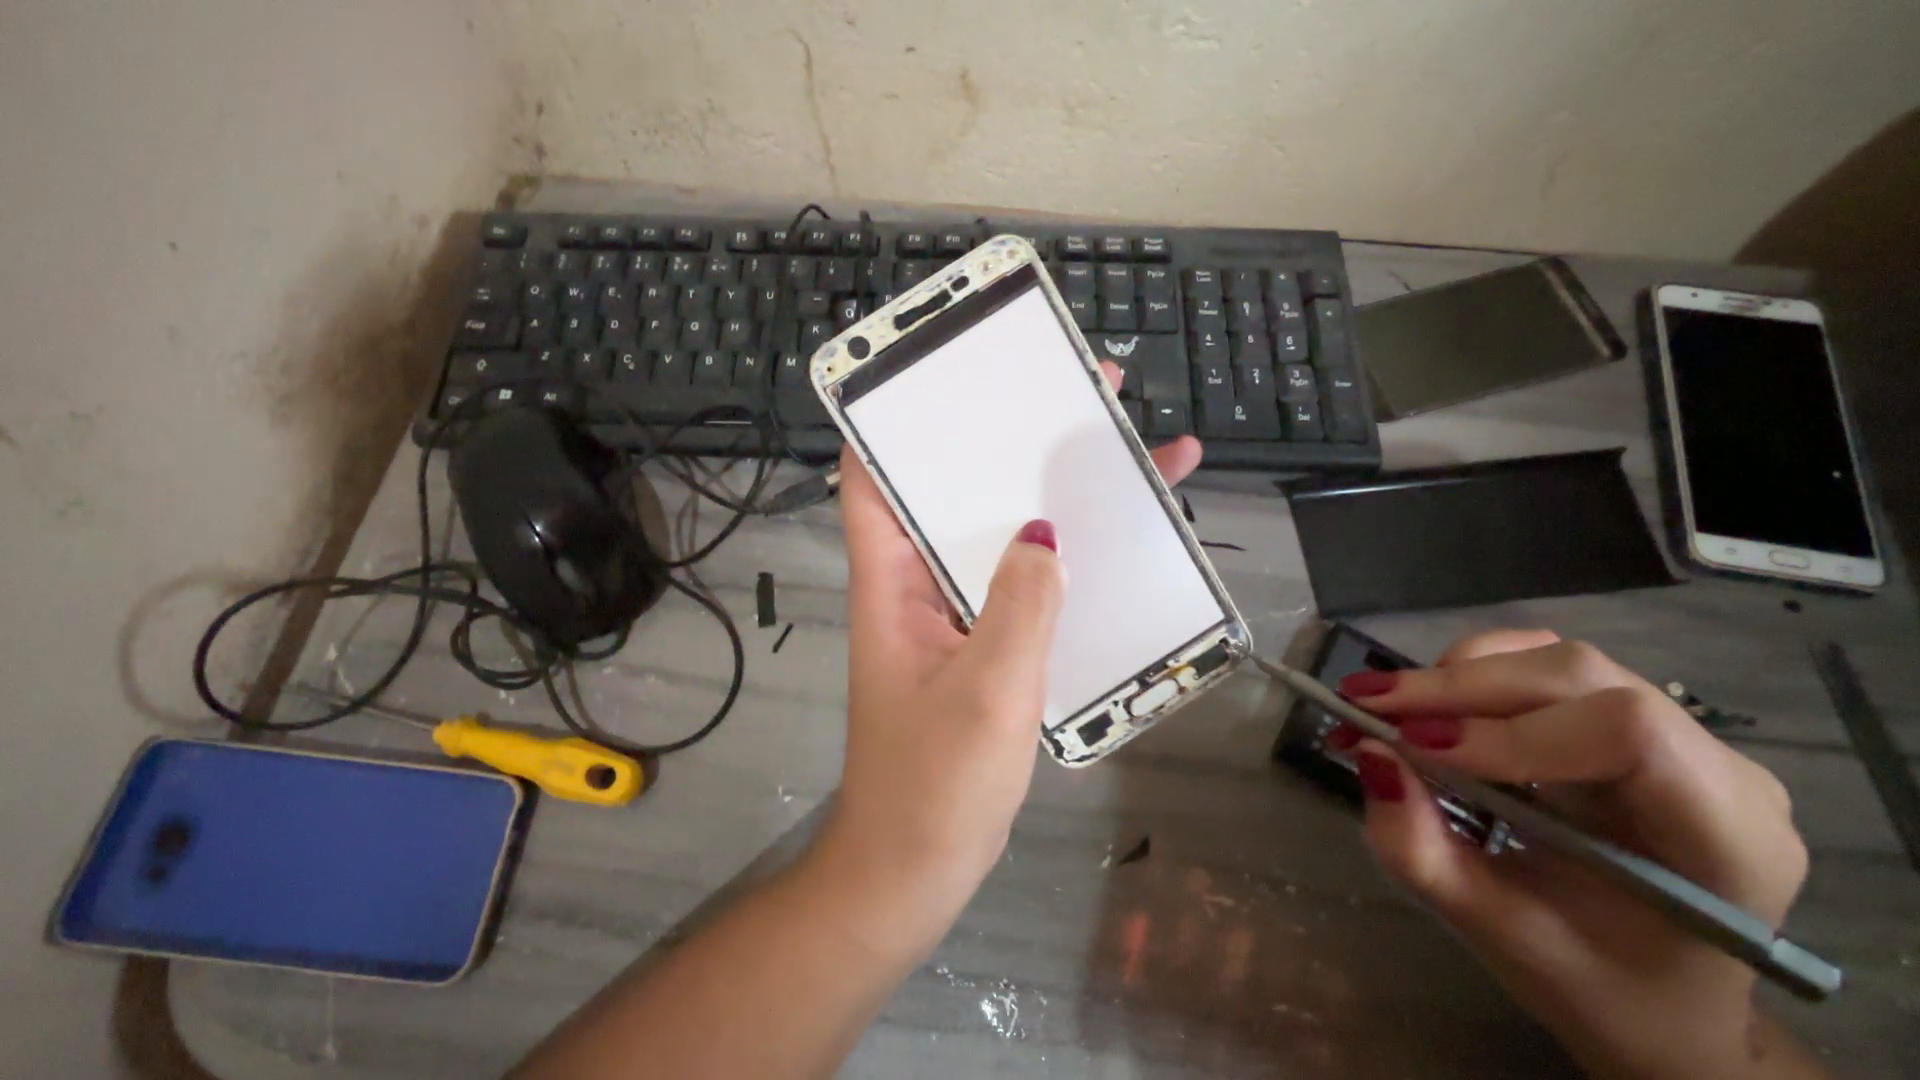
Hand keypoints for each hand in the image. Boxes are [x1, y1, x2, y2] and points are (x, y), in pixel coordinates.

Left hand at [815, 363, 1201, 950]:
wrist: (916, 871)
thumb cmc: (934, 786)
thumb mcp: (985, 692)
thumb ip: (1018, 607)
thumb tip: (1043, 529)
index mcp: (891, 584)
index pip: (871, 480)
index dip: (894, 421)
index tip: (945, 372)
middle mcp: (918, 588)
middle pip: (957, 495)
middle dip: (1008, 443)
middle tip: (1079, 396)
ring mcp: (953, 619)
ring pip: (1000, 539)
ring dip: (1052, 499)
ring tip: (1129, 454)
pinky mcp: (984, 649)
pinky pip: (1023, 587)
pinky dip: (1064, 562)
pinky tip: (1117, 546)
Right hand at [1334, 631, 1819, 1079]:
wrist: (1659, 1004)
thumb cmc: (1597, 989)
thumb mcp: (1499, 936)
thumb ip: (1425, 852)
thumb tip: (1370, 755)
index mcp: (1724, 837)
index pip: (1626, 732)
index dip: (1509, 730)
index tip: (1410, 747)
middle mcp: (1718, 767)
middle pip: (1579, 676)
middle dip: (1459, 687)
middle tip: (1362, 704)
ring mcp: (1679, 735)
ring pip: (1557, 661)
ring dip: (1462, 676)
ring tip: (1389, 707)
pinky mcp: (1629, 722)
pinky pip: (1548, 671)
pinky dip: (1476, 676)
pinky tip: (1434, 708)